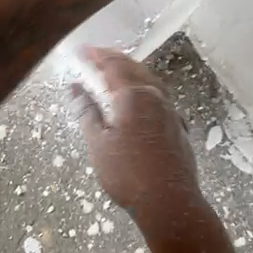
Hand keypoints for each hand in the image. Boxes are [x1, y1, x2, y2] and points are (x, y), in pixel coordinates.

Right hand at [72, 47, 206, 226]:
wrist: (170, 203)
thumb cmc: (128, 174)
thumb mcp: (99, 144)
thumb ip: (87, 111)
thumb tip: (74, 86)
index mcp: (134, 95)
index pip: (112, 66)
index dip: (96, 55)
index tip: (82, 49)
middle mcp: (155, 96)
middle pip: (133, 68)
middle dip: (114, 58)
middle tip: (97, 55)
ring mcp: (170, 110)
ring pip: (149, 80)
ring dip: (131, 70)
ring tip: (116, 69)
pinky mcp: (178, 124)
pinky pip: (159, 94)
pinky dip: (144, 86)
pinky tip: (141, 97)